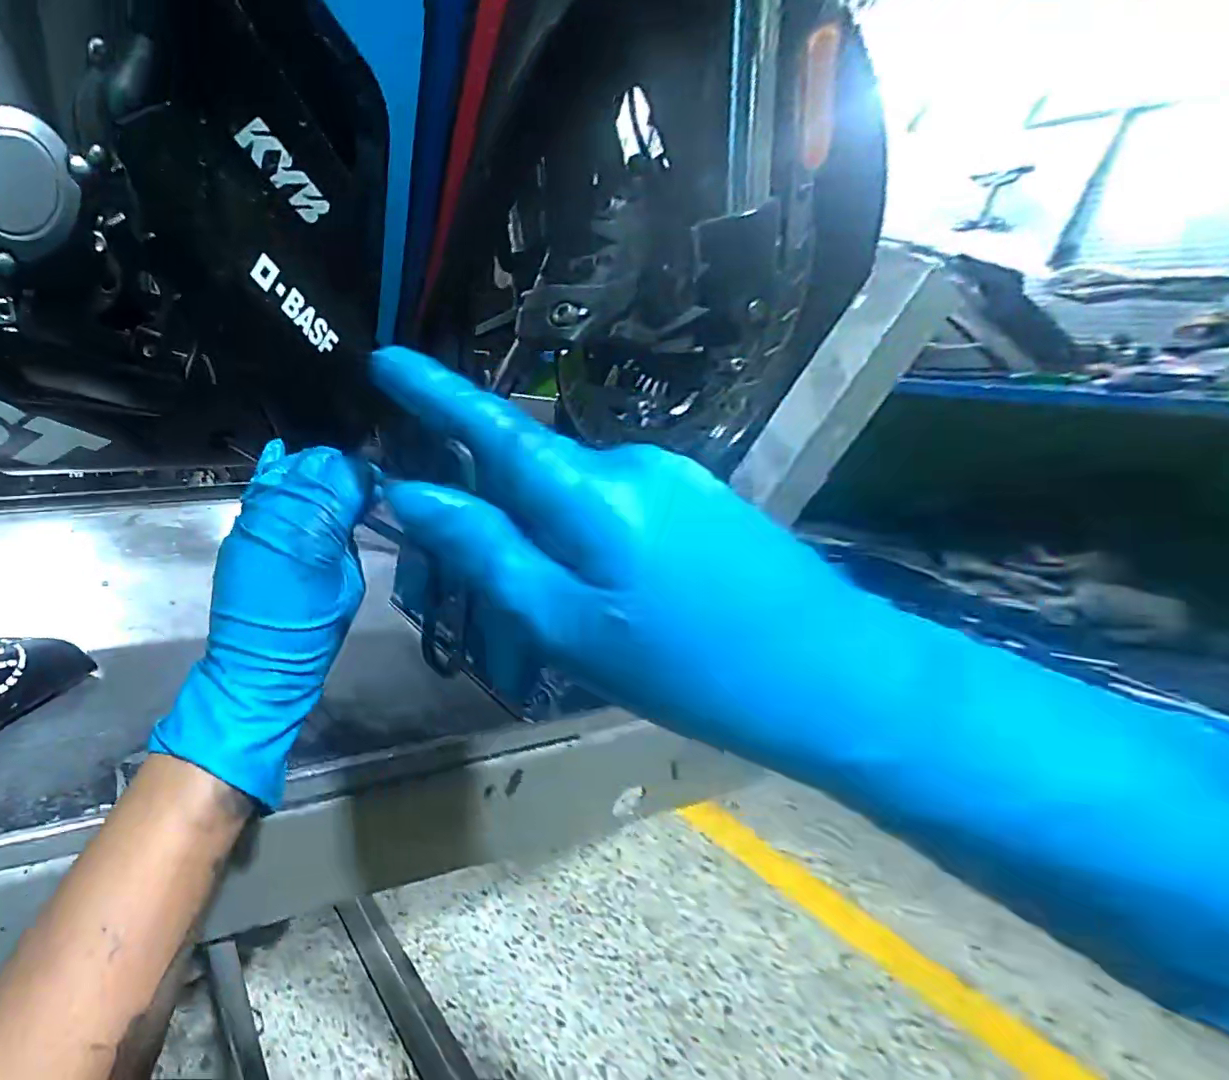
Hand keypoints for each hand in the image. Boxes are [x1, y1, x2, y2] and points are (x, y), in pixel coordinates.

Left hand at [149, 440, 374, 808]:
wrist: (256, 664)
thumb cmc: (314, 632)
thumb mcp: (350, 584)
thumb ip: (350, 536)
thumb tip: (354, 507)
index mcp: (317, 527)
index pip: (347, 473)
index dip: (365, 475)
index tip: (376, 487)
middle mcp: (281, 510)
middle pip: (315, 463)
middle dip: (338, 469)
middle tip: (352, 488)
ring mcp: (254, 516)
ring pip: (286, 467)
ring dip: (308, 471)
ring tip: (323, 487)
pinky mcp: (237, 528)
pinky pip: (258, 486)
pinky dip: (275, 475)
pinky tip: (284, 465)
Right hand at [371, 346, 860, 743]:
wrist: (843, 683)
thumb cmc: (689, 668)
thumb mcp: (564, 623)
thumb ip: (484, 550)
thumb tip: (411, 491)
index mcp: (588, 492)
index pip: (490, 428)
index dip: (432, 392)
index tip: (384, 360)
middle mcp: (625, 462)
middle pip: (521, 468)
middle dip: (479, 504)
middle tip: (464, 574)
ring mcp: (666, 475)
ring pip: (562, 493)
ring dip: (531, 533)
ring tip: (546, 607)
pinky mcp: (691, 497)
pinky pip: (601, 505)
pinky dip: (572, 537)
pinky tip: (597, 594)